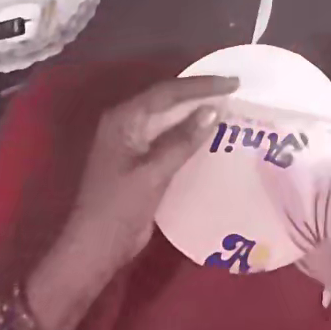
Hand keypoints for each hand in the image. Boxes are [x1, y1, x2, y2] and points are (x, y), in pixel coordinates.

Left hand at [36, 75, 238, 311]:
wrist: (96, 247)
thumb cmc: (119, 208)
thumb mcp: (153, 173)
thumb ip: (182, 140)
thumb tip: (212, 110)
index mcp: (124, 118)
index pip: (167, 92)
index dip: (201, 85)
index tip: (232, 82)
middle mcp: (127, 122)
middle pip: (167, 99)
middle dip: (200, 93)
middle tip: (234, 88)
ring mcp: (133, 141)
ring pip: (169, 117)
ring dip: (196, 111)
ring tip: (229, 104)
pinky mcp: (141, 159)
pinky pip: (169, 136)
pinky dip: (189, 132)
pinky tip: (210, 134)